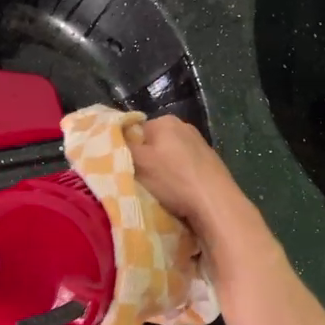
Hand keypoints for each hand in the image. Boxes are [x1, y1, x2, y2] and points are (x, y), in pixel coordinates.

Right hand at [126, 114, 239, 228]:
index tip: (122, 169)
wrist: (216, 204)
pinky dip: (176, 179)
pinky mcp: (210, 163)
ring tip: (157, 190)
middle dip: (143, 161)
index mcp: (165, 121)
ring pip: (166, 157)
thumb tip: (108, 135)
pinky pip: (182, 168)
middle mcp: (184, 126)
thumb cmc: (173, 179)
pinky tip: (176, 193)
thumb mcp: (137, 161)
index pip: (133, 131)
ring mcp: (199, 144)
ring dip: (160, 172)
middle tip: (137, 181)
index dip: (125, 150)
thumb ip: (120, 145)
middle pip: (150, 143)